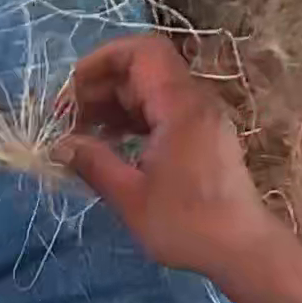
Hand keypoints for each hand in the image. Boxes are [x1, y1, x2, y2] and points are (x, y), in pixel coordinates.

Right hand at [56, 33, 290, 281]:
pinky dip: (132, 120)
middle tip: (70, 121)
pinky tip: (111, 145)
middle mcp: (194, 103)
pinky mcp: (202, 138)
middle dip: (100, 87)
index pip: (141, 52)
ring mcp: (200, 120)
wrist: (241, 250)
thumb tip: (60, 146)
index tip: (72, 91)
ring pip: (151, 92)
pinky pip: (162, 112)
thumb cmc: (186, 224)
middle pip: (142, 70)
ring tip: (84, 135)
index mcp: (179, 107)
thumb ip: (93, 163)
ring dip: (114, 105)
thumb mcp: (130, 197)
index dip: (101, 60)